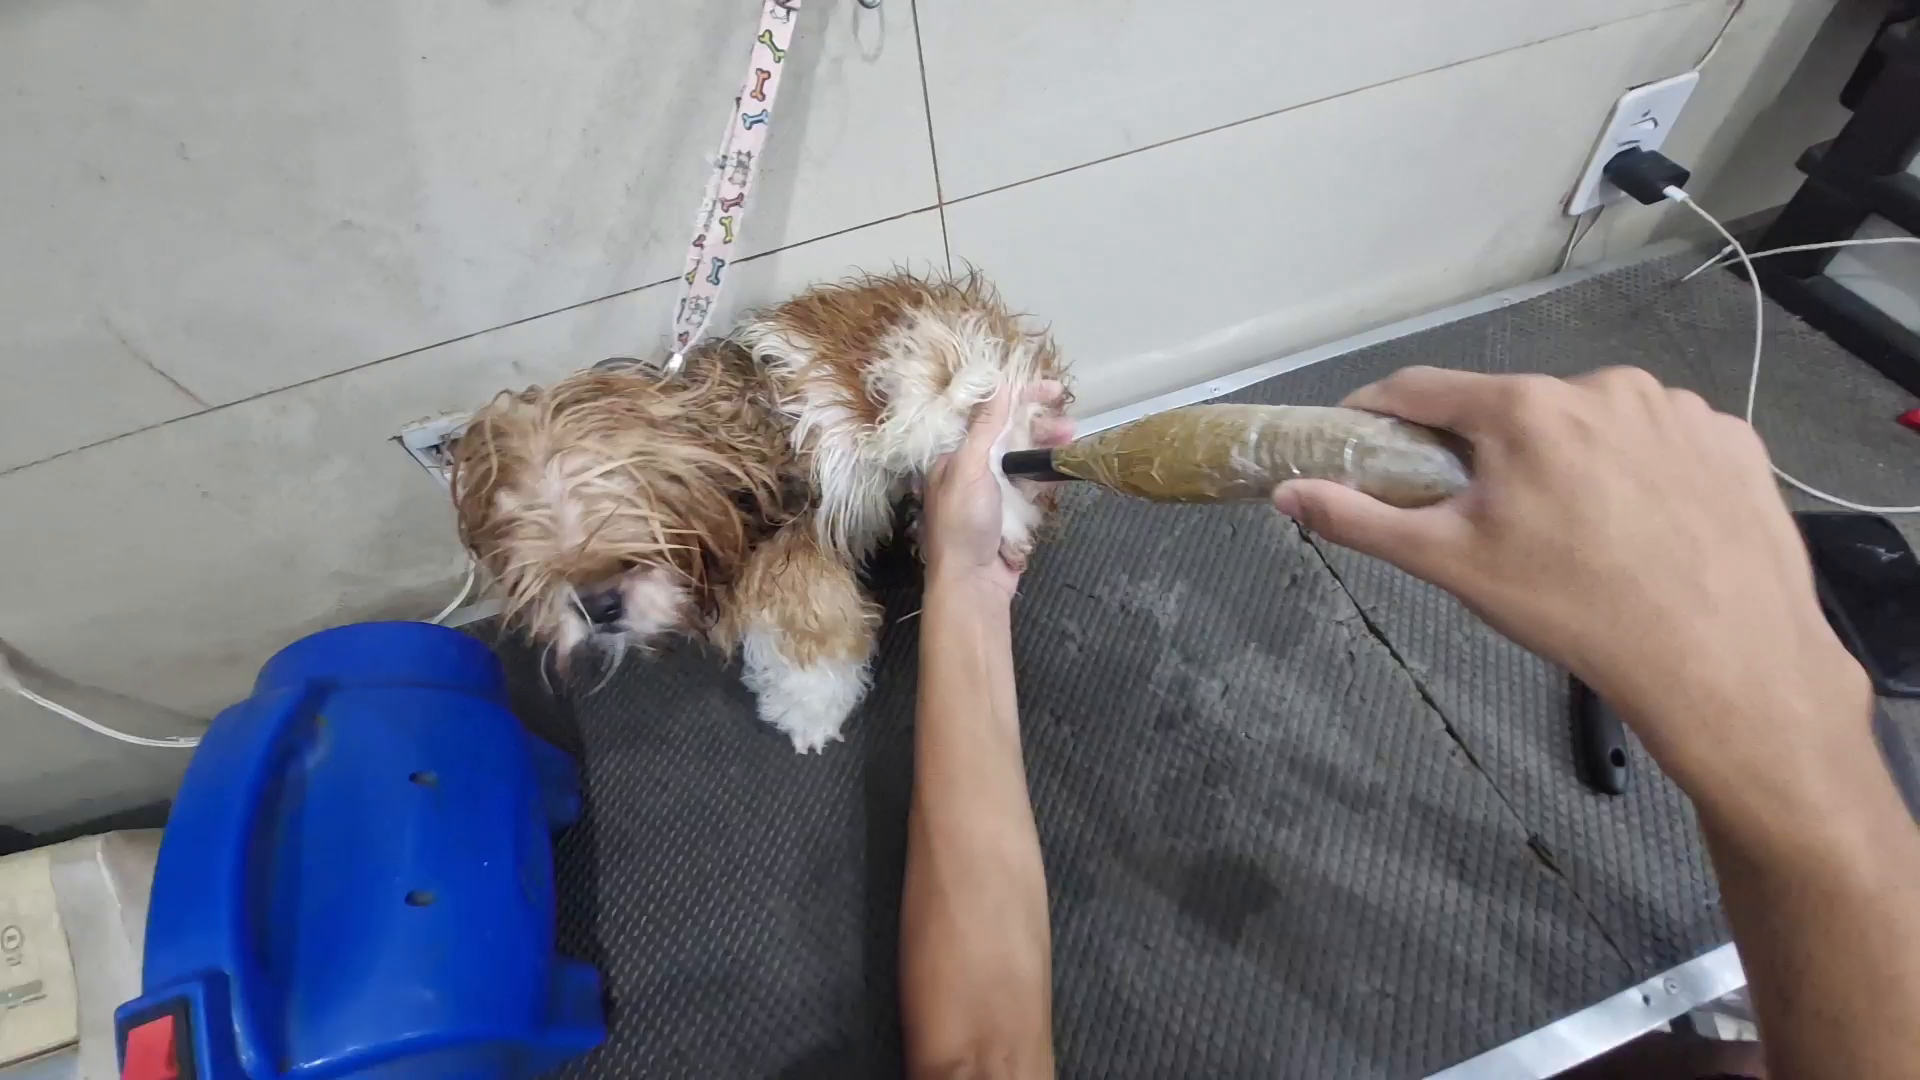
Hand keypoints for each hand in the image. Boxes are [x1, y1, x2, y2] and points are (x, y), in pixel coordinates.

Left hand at [923, 382, 1072, 596]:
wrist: (973, 583)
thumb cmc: (963, 524)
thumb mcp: (970, 469)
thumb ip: (985, 428)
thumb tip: (1000, 385)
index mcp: (953, 455)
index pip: (986, 413)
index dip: (1017, 396)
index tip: (1050, 388)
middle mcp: (972, 469)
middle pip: (1009, 434)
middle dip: (1039, 423)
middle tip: (1069, 419)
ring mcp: (993, 491)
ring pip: (1024, 458)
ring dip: (1047, 447)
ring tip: (1072, 440)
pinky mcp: (1011, 512)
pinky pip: (1031, 485)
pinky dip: (1046, 474)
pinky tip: (1064, 466)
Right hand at [1271, 366, 1872, 824]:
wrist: (1723, 661)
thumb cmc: (1564, 604)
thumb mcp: (1443, 561)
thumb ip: (1355, 518)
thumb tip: (1284, 492)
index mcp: (1523, 409)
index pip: (1419, 387)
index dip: (1376, 410)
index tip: (1359, 438)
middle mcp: (1601, 386)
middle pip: (1500, 405)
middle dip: (1470, 444)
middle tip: (1467, 505)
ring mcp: (1676, 407)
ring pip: (1575, 417)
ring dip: (1546, 450)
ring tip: (1553, 516)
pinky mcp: (1732, 436)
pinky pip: (1646, 434)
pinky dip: (1618, 461)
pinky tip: (1626, 515)